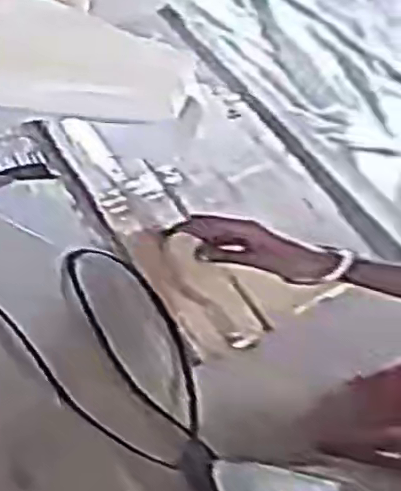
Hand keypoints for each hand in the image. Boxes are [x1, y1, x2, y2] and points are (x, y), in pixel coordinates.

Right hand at [170, 215, 338, 282]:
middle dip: (184, 230)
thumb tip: (197, 253)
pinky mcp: (251, 241)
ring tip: (179, 246)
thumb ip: (226, 255)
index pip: (202, 222)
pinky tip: (203, 252)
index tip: (163, 234)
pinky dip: (208, 242)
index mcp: (241, 227)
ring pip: (211, 230)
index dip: (181, 227)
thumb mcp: (258, 261)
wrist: (327, 267)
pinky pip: (222, 238)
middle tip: (164, 240)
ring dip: (196, 236)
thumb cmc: (294, 263)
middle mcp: (241, 226)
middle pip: (204, 224)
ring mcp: (246, 232)